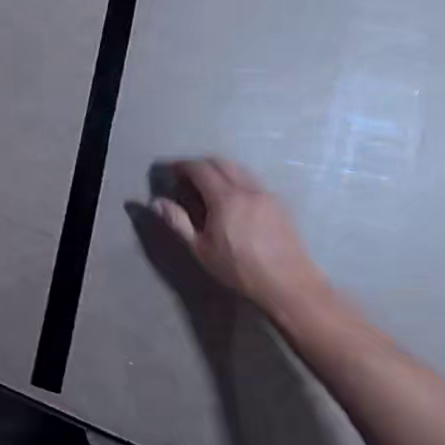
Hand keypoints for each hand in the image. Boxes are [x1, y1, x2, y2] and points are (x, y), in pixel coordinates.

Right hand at [153, 156, 325, 314]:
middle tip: (187, 177)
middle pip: (220, 161)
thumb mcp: (202, 250)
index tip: (172, 171)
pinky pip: (252, 179)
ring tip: (209, 186)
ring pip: (238, 167)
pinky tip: (234, 198)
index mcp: (225, 197)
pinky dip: (237, 178)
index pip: (200, 168)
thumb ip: (178, 222)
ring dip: (220, 169)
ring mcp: (265, 192)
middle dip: (201, 164)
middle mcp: (246, 187)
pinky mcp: (278, 201)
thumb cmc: (240, 270)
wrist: (288, 283)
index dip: (183, 165)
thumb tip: (156, 202)